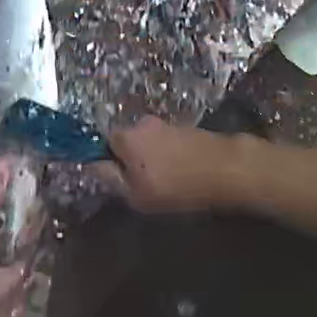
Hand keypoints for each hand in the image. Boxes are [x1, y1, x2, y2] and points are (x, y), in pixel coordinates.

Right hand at [100, 117, 247, 212]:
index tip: (116, 180)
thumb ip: (110, 178)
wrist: (223, 168)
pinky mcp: (184, 128)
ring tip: (163, 182)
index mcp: (127, 136)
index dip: (107, 161)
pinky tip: (178, 173)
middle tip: (140, 185)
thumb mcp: (134, 194)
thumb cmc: (174, 185)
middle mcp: (143, 123)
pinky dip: (167, 156)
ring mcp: (166, 123)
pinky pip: (165, 143)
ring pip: (147, 142)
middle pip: (127, 141)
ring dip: (151, 158)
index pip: (104, 142)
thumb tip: (92, 165)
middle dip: (130, 160)